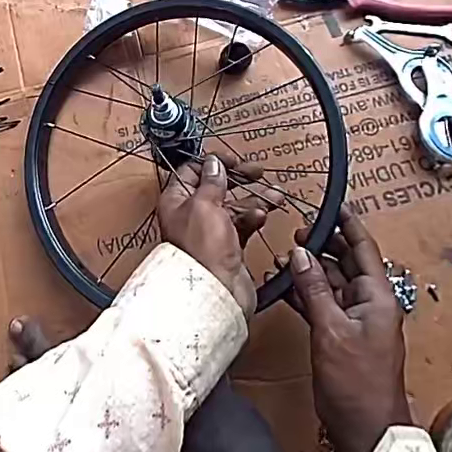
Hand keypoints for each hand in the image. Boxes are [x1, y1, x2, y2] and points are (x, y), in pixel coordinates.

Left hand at [158, 154, 265, 321]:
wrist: (216, 291)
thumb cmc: (201, 251)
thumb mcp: (204, 205)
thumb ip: (211, 182)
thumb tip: (213, 163)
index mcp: (176, 200)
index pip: (191, 171)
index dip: (212, 162)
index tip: (232, 159)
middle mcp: (191, 213)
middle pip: (215, 187)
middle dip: (238, 178)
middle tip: (257, 172)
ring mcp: (210, 230)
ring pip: (233, 206)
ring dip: (254, 198)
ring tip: (275, 194)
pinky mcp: (227, 246)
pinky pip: (241, 224)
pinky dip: (253, 217)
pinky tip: (263, 214)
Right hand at [285, 204, 411, 451]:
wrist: (364, 429)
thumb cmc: (357, 380)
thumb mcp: (332, 328)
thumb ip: (314, 288)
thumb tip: (300, 252)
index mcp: (378, 297)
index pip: (363, 250)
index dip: (349, 225)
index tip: (332, 205)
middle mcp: (367, 303)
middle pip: (343, 262)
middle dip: (321, 246)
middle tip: (296, 233)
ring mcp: (351, 318)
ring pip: (327, 281)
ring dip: (307, 269)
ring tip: (282, 259)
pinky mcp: (336, 332)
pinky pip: (318, 301)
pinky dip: (301, 291)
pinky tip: (281, 284)